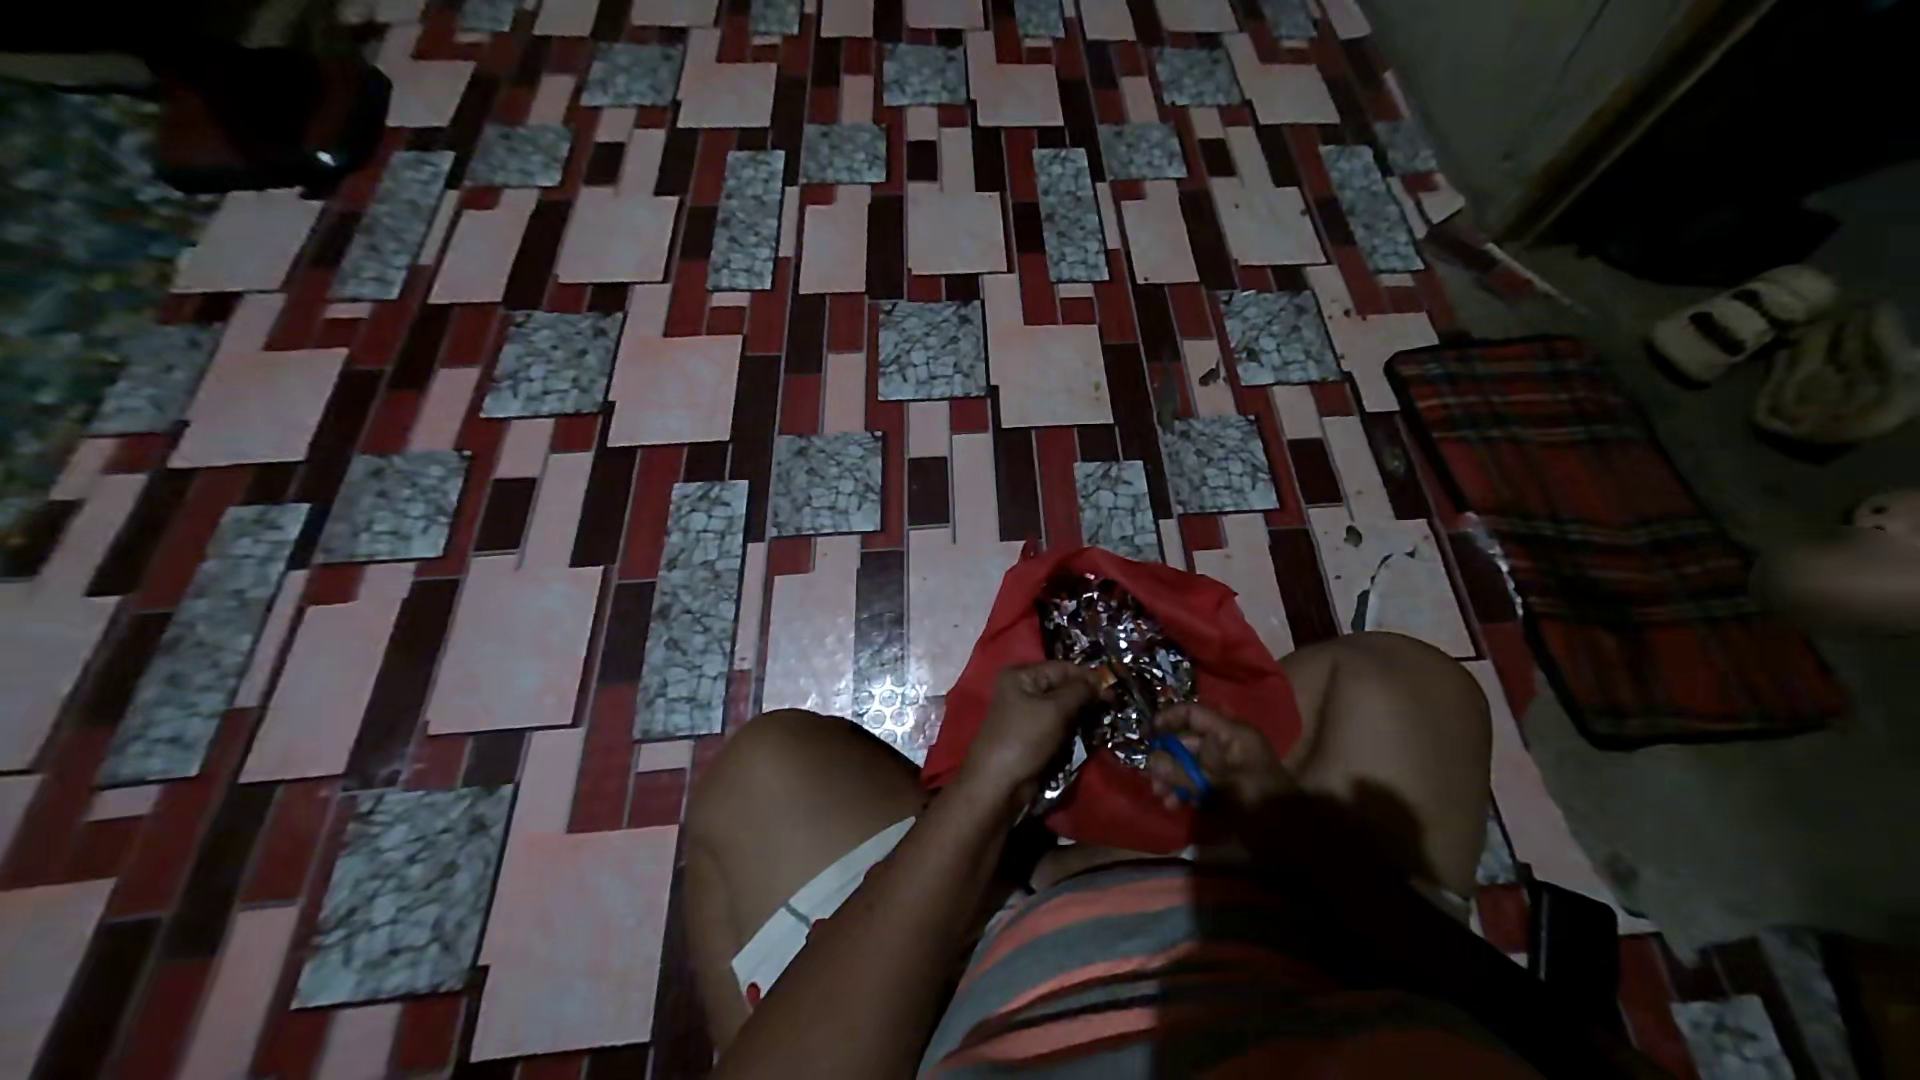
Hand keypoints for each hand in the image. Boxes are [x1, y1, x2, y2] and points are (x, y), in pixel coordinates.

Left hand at [958, 662, 1100, 804]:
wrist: (999, 783)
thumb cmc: (1024, 738)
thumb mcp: (1054, 709)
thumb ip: (1079, 691)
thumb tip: (1101, 681)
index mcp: (1021, 675)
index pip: (1062, 668)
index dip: (1089, 677)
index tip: (1115, 689)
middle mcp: (1023, 689)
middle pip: (1063, 686)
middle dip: (1087, 696)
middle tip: (1114, 705)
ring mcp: (1029, 713)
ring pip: (1064, 708)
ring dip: (1083, 714)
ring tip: (1105, 719)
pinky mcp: (1035, 735)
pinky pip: (1060, 725)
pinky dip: (1075, 728)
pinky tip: (1091, 732)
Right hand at [1149, 703, 1292, 809]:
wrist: (1300, 843)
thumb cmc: (1264, 806)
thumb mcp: (1223, 788)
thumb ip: (1185, 774)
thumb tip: (1151, 760)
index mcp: (1231, 734)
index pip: (1193, 713)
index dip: (1168, 719)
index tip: (1147, 736)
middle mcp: (1227, 744)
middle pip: (1187, 740)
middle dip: (1166, 758)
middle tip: (1151, 778)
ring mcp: (1227, 766)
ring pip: (1189, 763)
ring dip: (1172, 777)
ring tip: (1162, 796)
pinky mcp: (1226, 787)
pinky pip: (1198, 780)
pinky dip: (1184, 789)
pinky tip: (1175, 804)